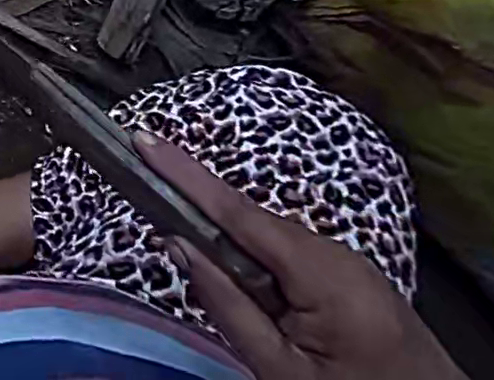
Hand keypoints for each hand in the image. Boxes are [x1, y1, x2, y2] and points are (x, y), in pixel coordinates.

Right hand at [137, 132, 465, 379]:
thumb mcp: (284, 374)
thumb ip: (226, 305)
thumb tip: (176, 242)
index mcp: (326, 276)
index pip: (236, 211)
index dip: (183, 172)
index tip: (140, 137)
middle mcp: (339, 255)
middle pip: (248, 219)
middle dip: (198, 205)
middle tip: (146, 182)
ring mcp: (350, 265)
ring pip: (265, 235)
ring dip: (224, 236)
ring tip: (187, 233)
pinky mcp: (352, 279)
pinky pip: (284, 252)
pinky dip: (251, 253)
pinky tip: (240, 274)